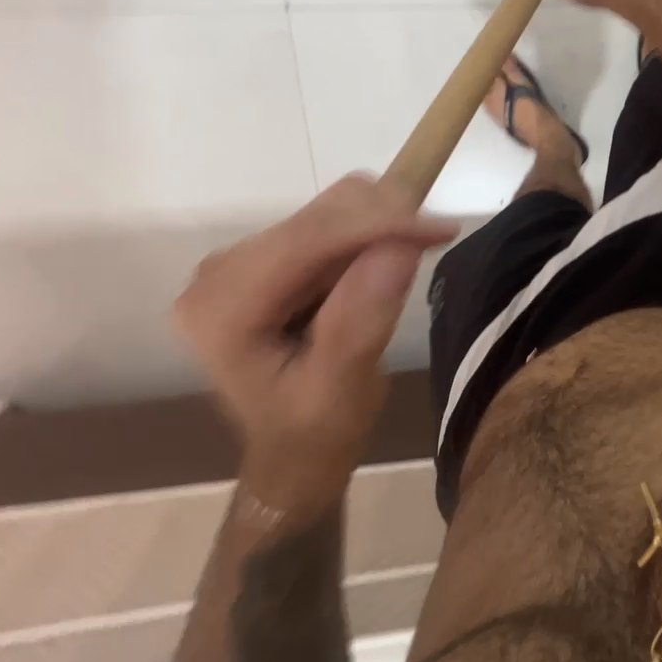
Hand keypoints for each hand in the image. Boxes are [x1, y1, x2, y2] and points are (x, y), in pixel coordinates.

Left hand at [175, 175, 457, 509]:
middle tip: (436, 240)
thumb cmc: (316, 432)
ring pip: (326, 210)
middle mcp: (219, 273)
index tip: (442, 228)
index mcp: (222, 309)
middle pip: (316, 217)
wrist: (295, 450)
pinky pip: (328, 221)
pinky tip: (385, 264)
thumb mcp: (342, 390)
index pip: (306, 241)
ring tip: (408, 262)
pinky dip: (369, 232)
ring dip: (379, 227)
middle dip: (383, 221)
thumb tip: (398, 248)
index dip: (378, 224)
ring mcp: (241, 261)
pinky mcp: (267, 256)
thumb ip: (360, 321)